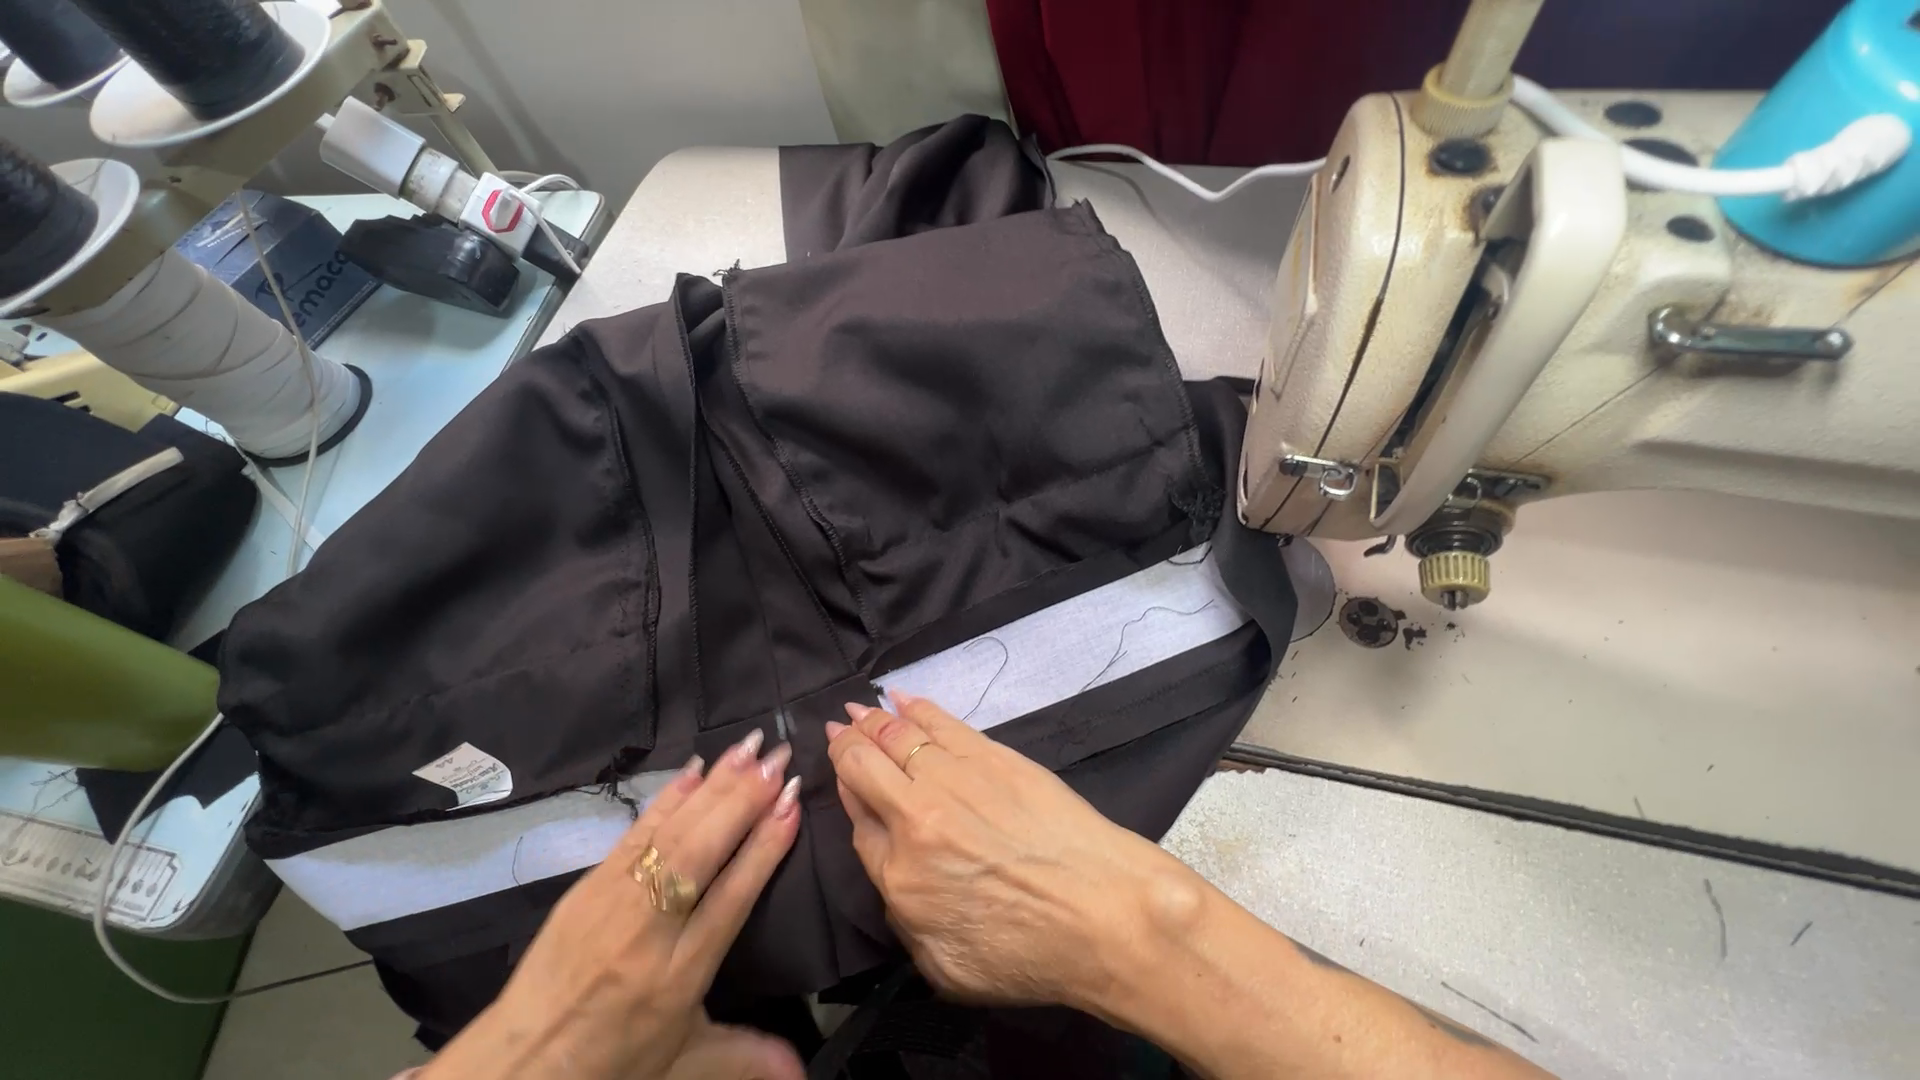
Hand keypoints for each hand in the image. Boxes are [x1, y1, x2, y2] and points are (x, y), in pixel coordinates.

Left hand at [422, 730, 805, 1079]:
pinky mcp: (588, 885)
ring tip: (750, 747)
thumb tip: (801, 1070)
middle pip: (701, 853)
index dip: (764, 848)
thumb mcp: (683, 1063)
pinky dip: (669, 797)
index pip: (732, 897)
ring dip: (714, 785)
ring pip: (670, 833)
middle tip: (779, 756)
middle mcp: (648, 930)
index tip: (792, 804)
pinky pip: (635, 832)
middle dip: (744, 799)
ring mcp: (613, 901)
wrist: (516, 1067)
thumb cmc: (610, 1063)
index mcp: (679, 975)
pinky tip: (695, 769)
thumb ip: (745, 1056)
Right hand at [826, 694, 1204, 1010]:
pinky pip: (941, 722)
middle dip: (846, 743)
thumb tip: (893, 870)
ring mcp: (954, 779)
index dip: (847, 792)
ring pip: (898, 736)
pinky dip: (915, 707)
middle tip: (839, 727)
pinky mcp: (992, 755)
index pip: (856, 821)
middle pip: (864, 765)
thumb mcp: (945, 966)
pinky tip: (901, 698)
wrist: (1104, 912)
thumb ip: (904, 917)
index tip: (842, 773)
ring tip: (861, 708)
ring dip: (873, 719)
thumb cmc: (1030, 954)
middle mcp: (916, 816)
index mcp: (899, 874)